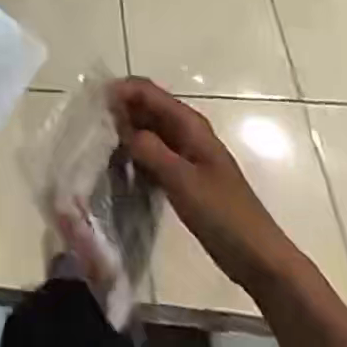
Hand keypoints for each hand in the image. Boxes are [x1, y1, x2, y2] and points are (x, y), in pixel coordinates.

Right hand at [109, 77, 293, 289]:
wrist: (257, 255)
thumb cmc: (223, 214)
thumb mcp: (183, 181)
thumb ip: (151, 150)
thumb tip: (122, 126)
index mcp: (189, 124)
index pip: (149, 92)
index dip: (121, 91)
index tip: (92, 104)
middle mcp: (186, 131)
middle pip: (147, 107)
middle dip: (119, 110)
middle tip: (89, 127)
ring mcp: (185, 153)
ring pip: (148, 130)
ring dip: (125, 132)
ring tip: (97, 145)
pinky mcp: (183, 174)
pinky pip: (153, 153)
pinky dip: (135, 154)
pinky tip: (118, 168)